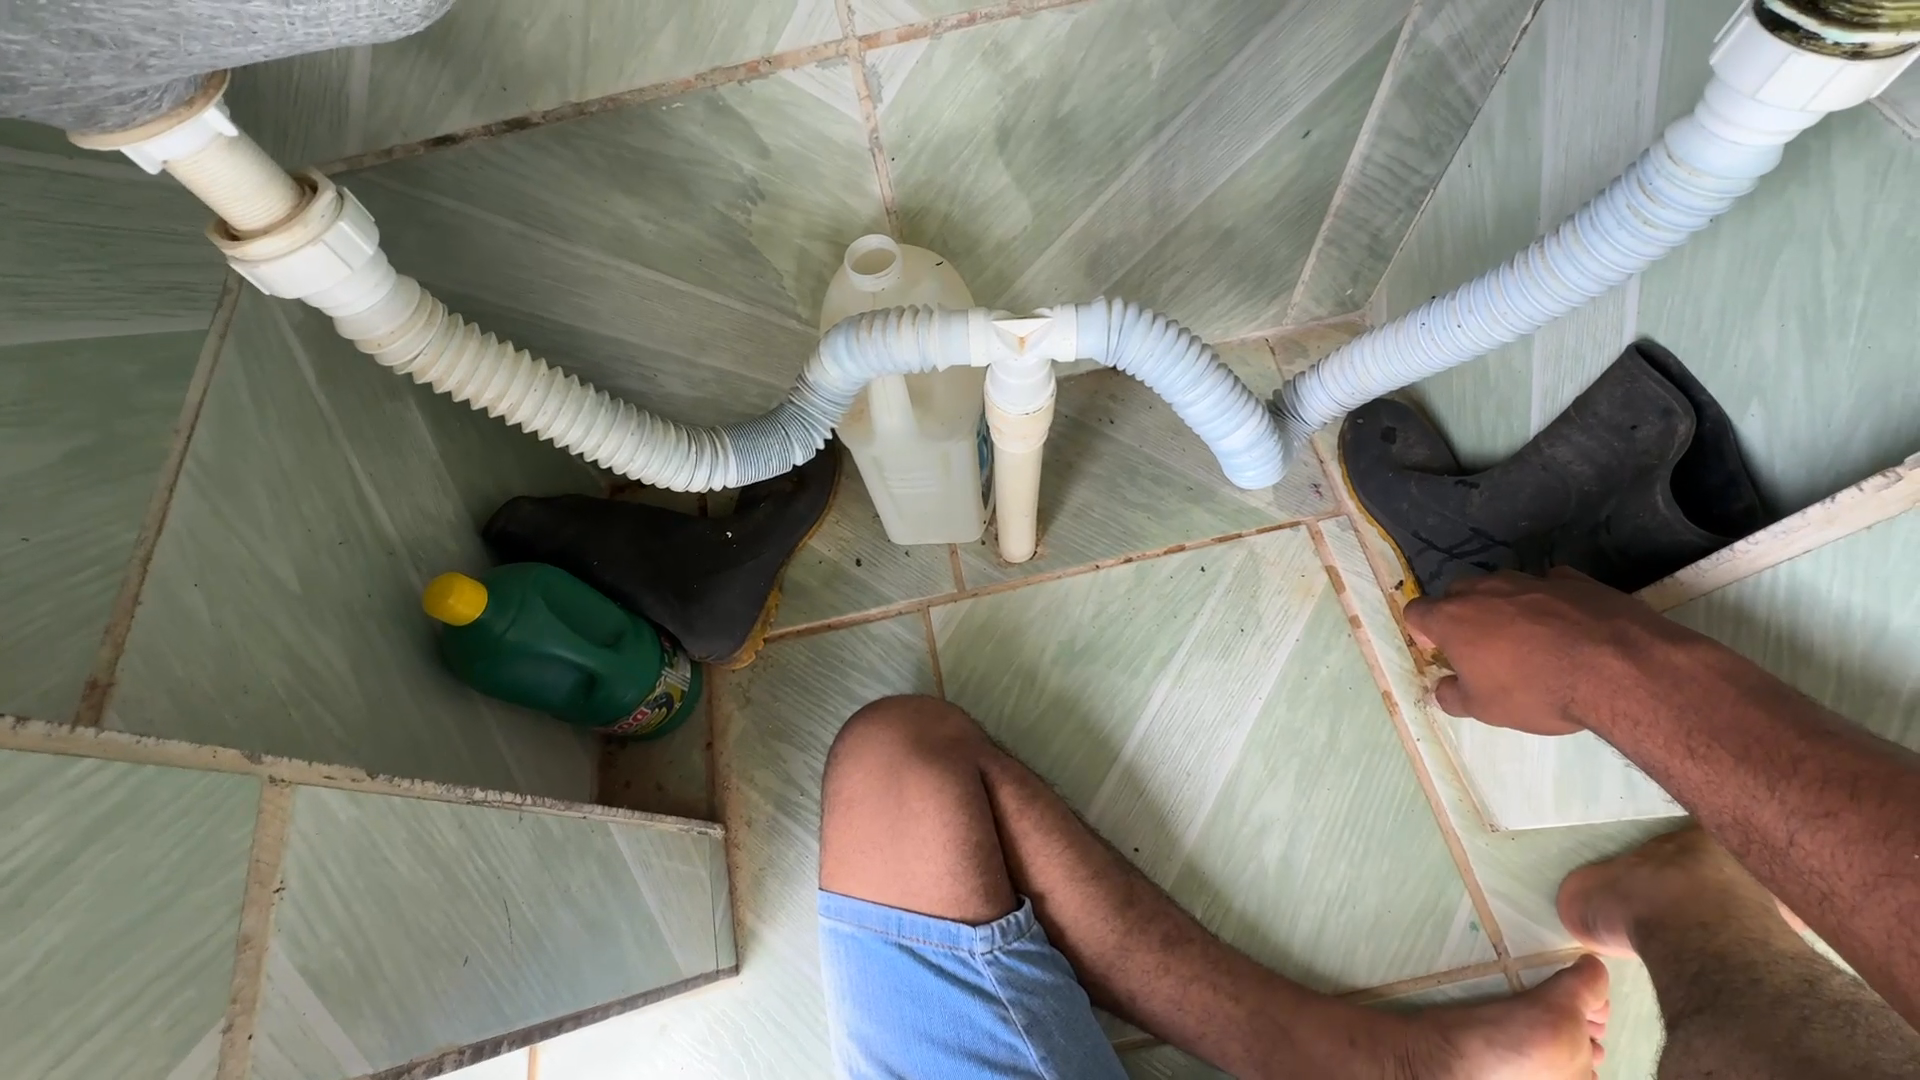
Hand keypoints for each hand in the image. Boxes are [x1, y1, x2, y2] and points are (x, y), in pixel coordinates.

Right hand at [1402, 568, 1692, 736]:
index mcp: (1451, 618)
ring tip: (1530, 637)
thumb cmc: (1538, 691)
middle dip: (1462, 614)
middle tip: (1483, 646)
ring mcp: (1530, 580)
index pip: (1416, 612)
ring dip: (1505, 606)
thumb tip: (1444, 688)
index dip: (1423, 632)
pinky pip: (1549, 585)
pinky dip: (1550, 602)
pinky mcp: (1575, 580)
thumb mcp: (1485, 709)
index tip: (1442, 653)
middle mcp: (1483, 590)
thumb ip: (1453, 696)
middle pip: (1457, 593)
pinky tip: (1569, 627)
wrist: (1621, 670)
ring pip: (1503, 586)